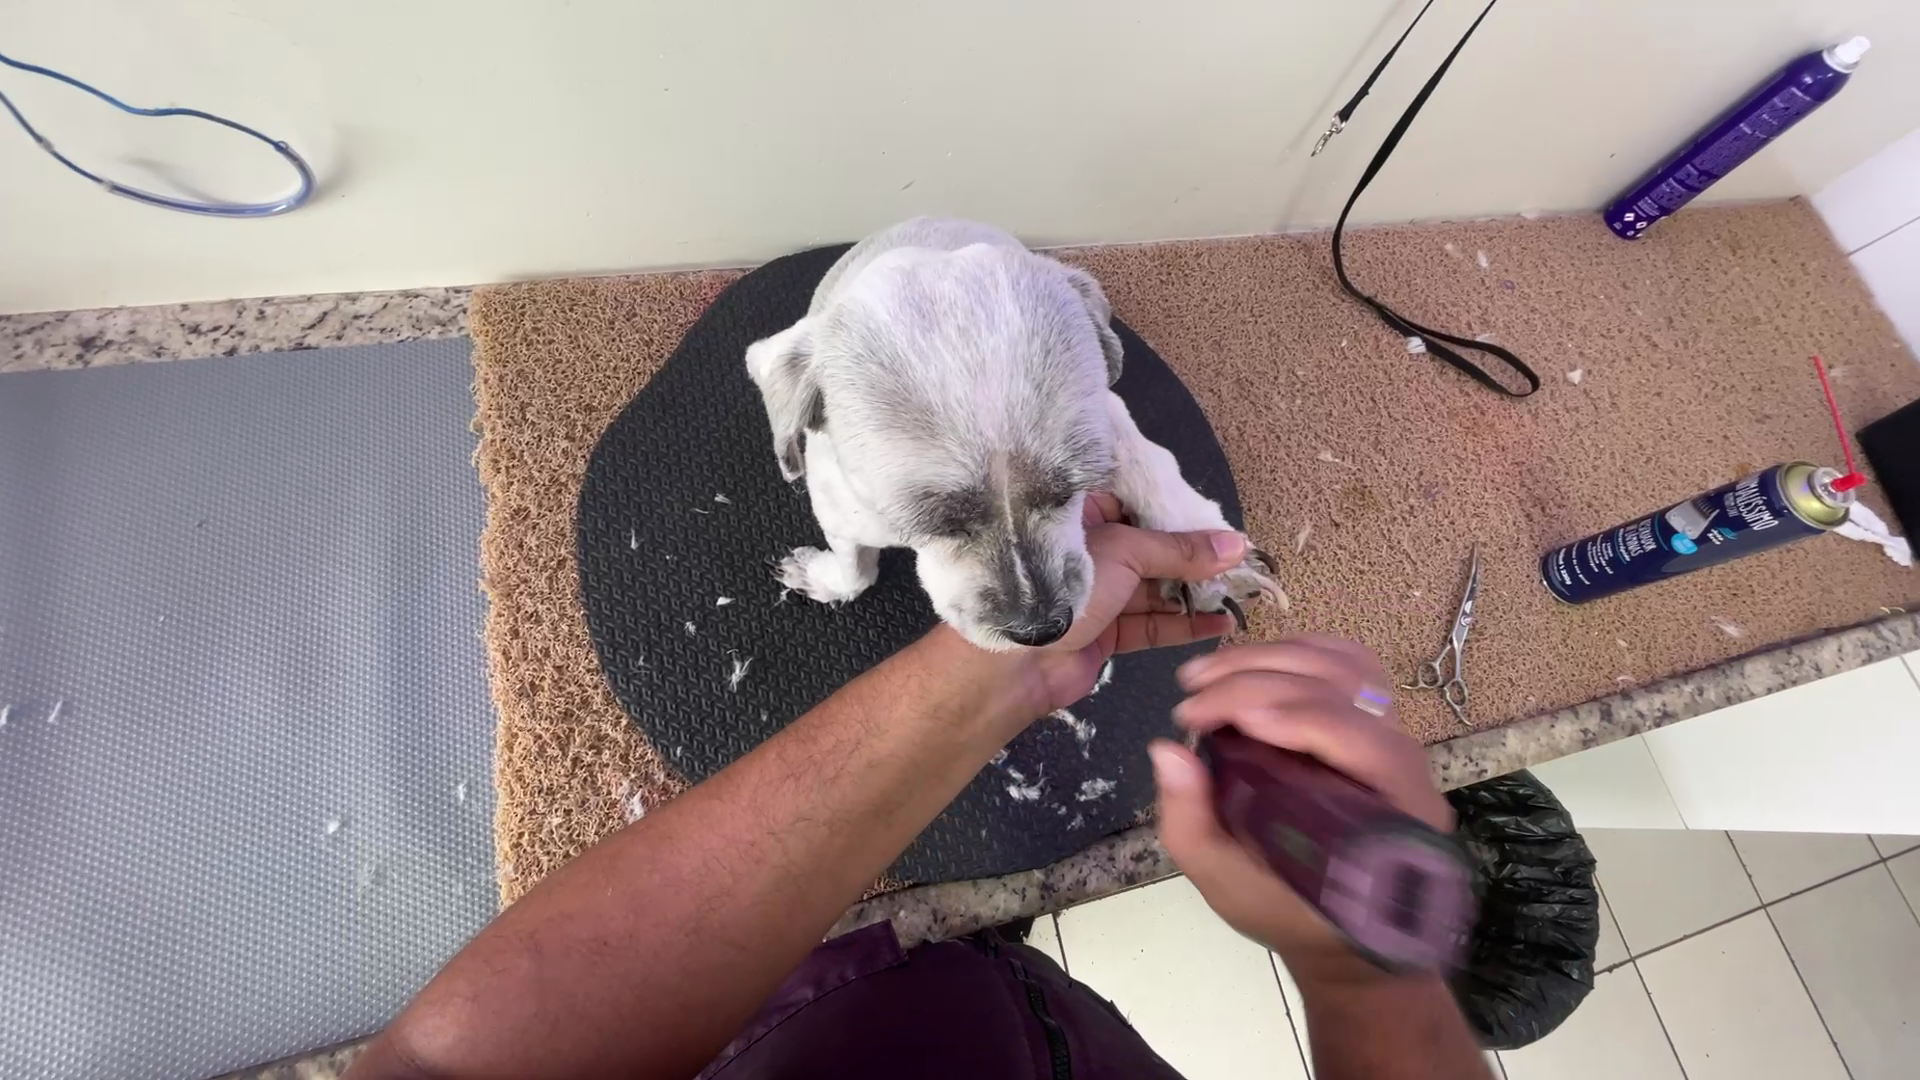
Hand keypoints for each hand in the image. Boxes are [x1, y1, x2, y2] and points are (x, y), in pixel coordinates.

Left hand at [1013, 493, 1244, 714]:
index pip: (1135, 503)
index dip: (1176, 511)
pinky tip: (1220, 622)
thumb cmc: (1062, 584)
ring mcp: (1094, 593)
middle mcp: (1087, 550)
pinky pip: (1148, 623)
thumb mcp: (1124, 552)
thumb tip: (1237, 545)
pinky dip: (1182, 624)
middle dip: (1193, 557)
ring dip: (1193, 591)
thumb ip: (1180, 550)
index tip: (1219, 520)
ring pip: (1152, 588)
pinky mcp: (1102, 632)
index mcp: (1080, 515)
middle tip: (1241, 561)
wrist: (1015, 661)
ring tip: (1239, 591)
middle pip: (1149, 548)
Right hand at [1149, 637, 1451, 978]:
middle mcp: (1404, 767)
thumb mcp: (1224, 880)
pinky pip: (1342, 661)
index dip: (1289, 716)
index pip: (1357, 741)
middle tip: (1190, 694)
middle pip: (1341, 689)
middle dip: (1255, 680)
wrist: (1331, 922)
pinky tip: (1243, 662)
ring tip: (1203, 673)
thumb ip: (1192, 820)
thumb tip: (1166, 749)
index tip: (1209, 716)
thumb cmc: (1283, 906)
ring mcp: (1390, 735)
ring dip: (1265, 657)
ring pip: (1342, 664)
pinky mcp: (1367, 717)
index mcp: (1390, 818)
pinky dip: (1289, 650)